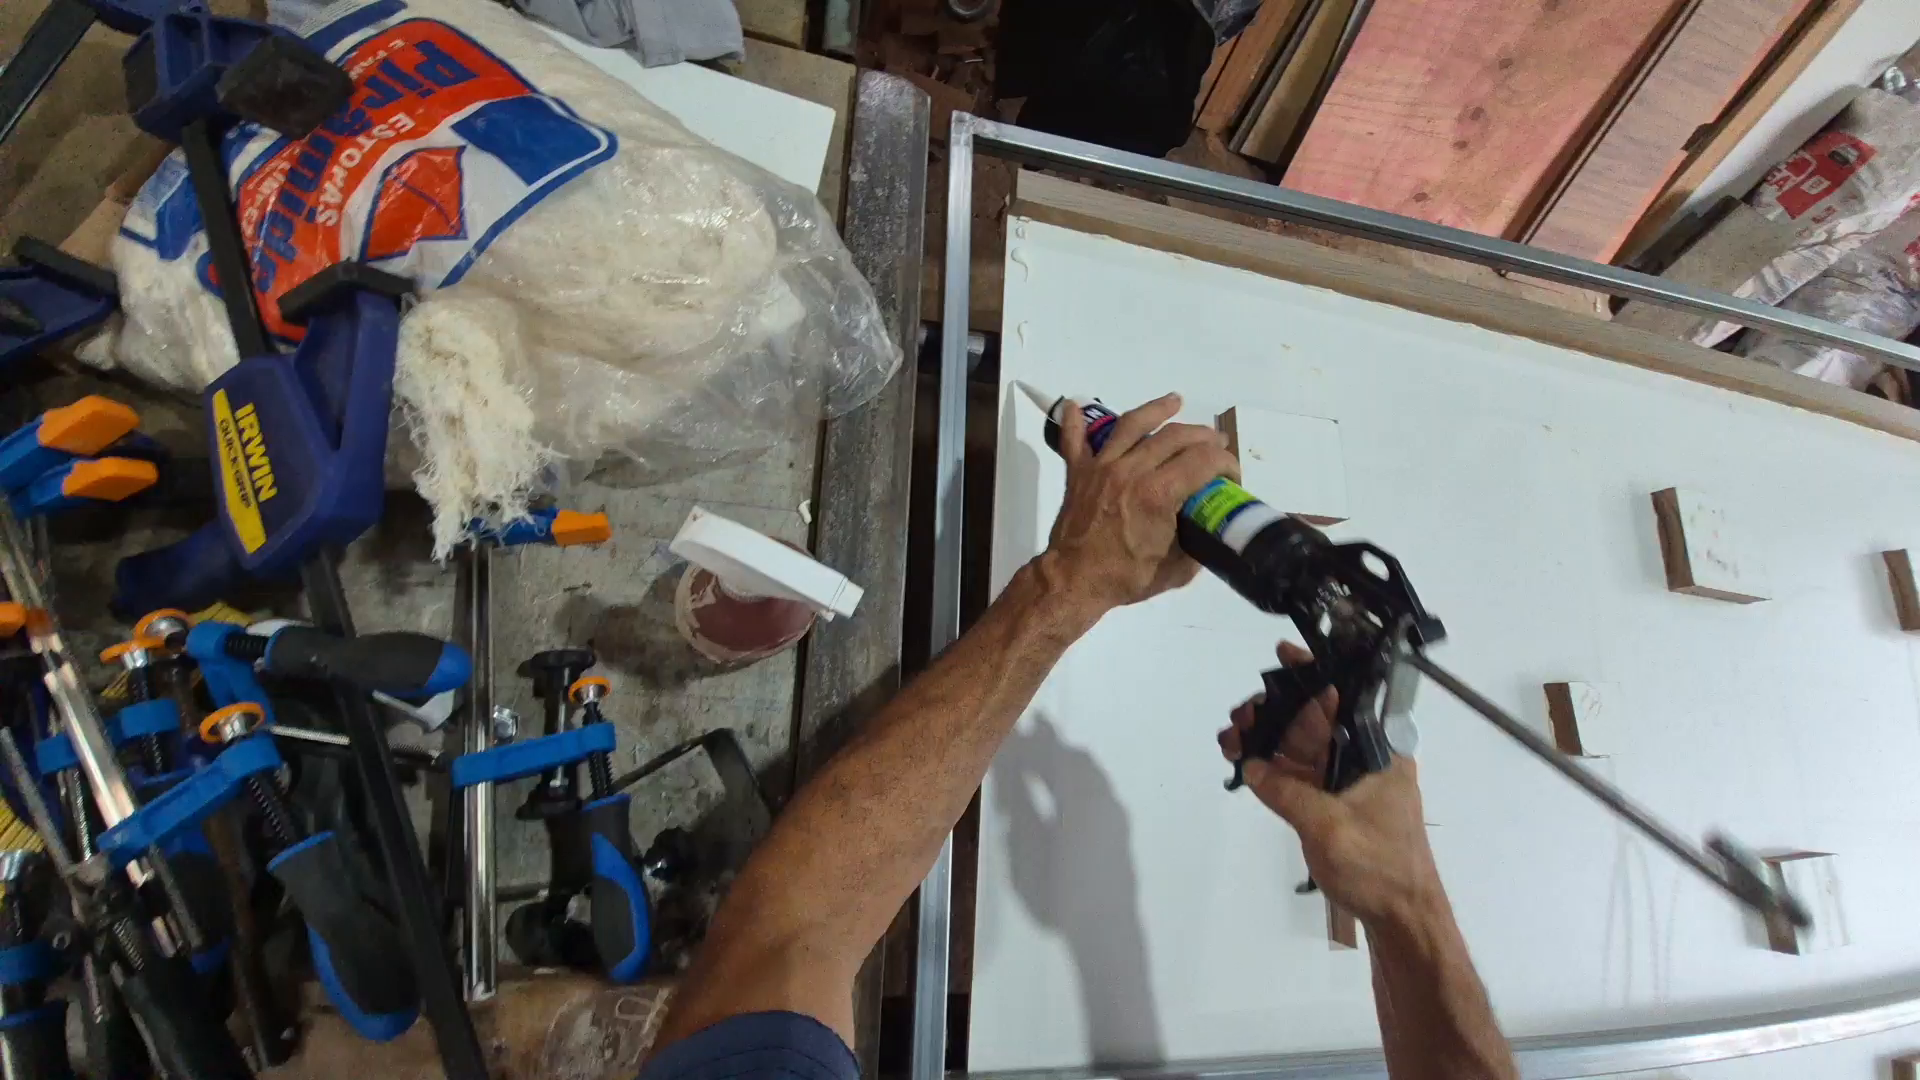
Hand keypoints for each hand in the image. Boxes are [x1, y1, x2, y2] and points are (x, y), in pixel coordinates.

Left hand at [1042, 393, 1239, 612]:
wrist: (1072, 581)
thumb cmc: (1124, 579)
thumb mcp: (1175, 570)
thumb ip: (1197, 546)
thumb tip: (1210, 531)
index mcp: (1158, 495)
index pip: (1203, 462)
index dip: (1226, 464)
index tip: (1231, 475)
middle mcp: (1131, 471)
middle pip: (1174, 437)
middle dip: (1203, 436)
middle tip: (1215, 443)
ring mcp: (1101, 467)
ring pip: (1131, 425)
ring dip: (1157, 410)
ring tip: (1174, 401)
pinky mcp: (1078, 473)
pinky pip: (1074, 440)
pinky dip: (1074, 421)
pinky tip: (1075, 405)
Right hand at [1219, 642, 1443, 925]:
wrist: (1400, 920)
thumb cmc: (1379, 867)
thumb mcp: (1330, 827)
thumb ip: (1288, 792)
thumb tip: (1252, 766)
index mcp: (1377, 752)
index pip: (1345, 699)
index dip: (1315, 673)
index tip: (1283, 653)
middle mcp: (1358, 757)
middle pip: (1310, 718)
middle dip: (1273, 710)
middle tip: (1240, 717)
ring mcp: (1339, 779)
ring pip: (1294, 743)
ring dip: (1262, 736)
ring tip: (1229, 738)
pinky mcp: (1324, 800)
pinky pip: (1289, 771)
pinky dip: (1264, 763)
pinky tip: (1238, 758)